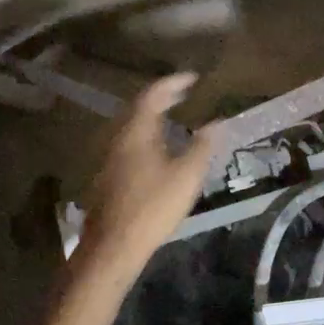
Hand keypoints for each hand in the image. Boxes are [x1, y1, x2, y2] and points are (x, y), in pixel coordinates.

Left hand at [76, 73, 222, 272]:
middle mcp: (118, 137)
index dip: (173, 83)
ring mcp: (109, 157)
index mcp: (136, 131)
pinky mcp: (107, 175)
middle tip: (184, 94)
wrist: (113, 246)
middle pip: (139, 108)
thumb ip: (203, 146)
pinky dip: (146, 135)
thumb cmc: (152, 207)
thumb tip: (216, 123)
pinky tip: (158, 149)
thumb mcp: (186, 176)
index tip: (192, 78)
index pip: (153, 95)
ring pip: (132, 126)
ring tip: (174, 117)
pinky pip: (128, 142)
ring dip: (153, 117)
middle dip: (162, 98)